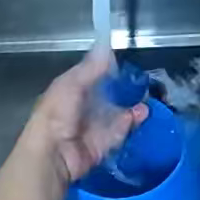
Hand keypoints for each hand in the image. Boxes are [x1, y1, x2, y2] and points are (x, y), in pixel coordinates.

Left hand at [24, 46, 148, 183]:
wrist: (53, 154)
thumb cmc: (56, 114)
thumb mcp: (71, 84)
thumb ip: (91, 68)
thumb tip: (106, 46)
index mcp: (69, 92)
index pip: (91, 77)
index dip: (107, 70)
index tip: (126, 61)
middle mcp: (81, 109)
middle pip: (106, 97)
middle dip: (123, 90)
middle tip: (142, 81)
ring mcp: (92, 129)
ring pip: (115, 115)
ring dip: (130, 107)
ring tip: (146, 97)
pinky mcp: (101, 145)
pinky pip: (118, 133)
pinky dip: (130, 124)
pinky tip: (141, 114)